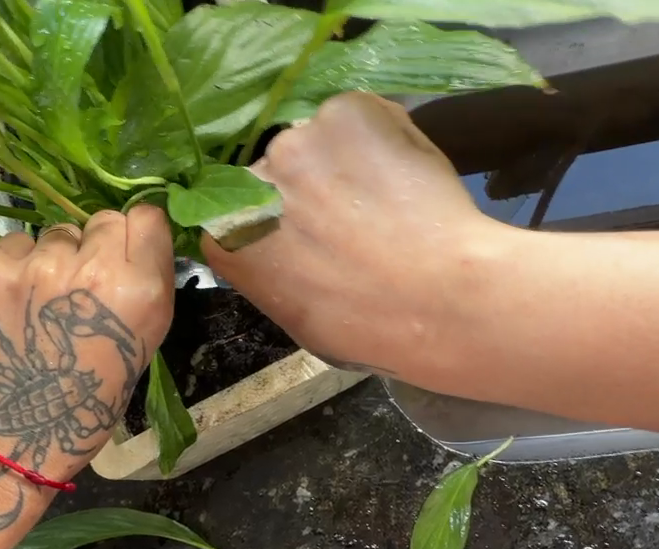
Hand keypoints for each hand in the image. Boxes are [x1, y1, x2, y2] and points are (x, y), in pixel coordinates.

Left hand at [0, 206, 174, 532]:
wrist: (16, 436)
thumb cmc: (86, 402)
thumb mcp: (141, 348)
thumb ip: (144, 287)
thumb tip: (132, 242)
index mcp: (141, 292)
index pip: (146, 218)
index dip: (135, 237)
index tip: (124, 259)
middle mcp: (93, 270)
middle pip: (102, 219)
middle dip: (96, 246)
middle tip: (81, 294)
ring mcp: (39, 266)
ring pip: (57, 232)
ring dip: (54, 258)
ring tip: (44, 309)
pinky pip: (16, 242)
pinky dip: (18, 265)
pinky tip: (16, 306)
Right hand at [203, 93, 521, 388]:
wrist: (432, 297)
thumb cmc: (361, 328)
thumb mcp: (292, 313)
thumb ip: (273, 268)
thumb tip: (291, 248)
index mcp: (226, 236)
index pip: (238, 214)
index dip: (273, 221)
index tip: (303, 235)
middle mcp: (250, 180)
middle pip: (276, 174)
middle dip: (306, 190)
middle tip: (349, 219)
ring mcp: (297, 140)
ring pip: (318, 143)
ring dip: (342, 163)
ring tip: (382, 199)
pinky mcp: (346, 111)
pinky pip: (360, 118)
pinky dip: (380, 139)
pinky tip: (401, 177)